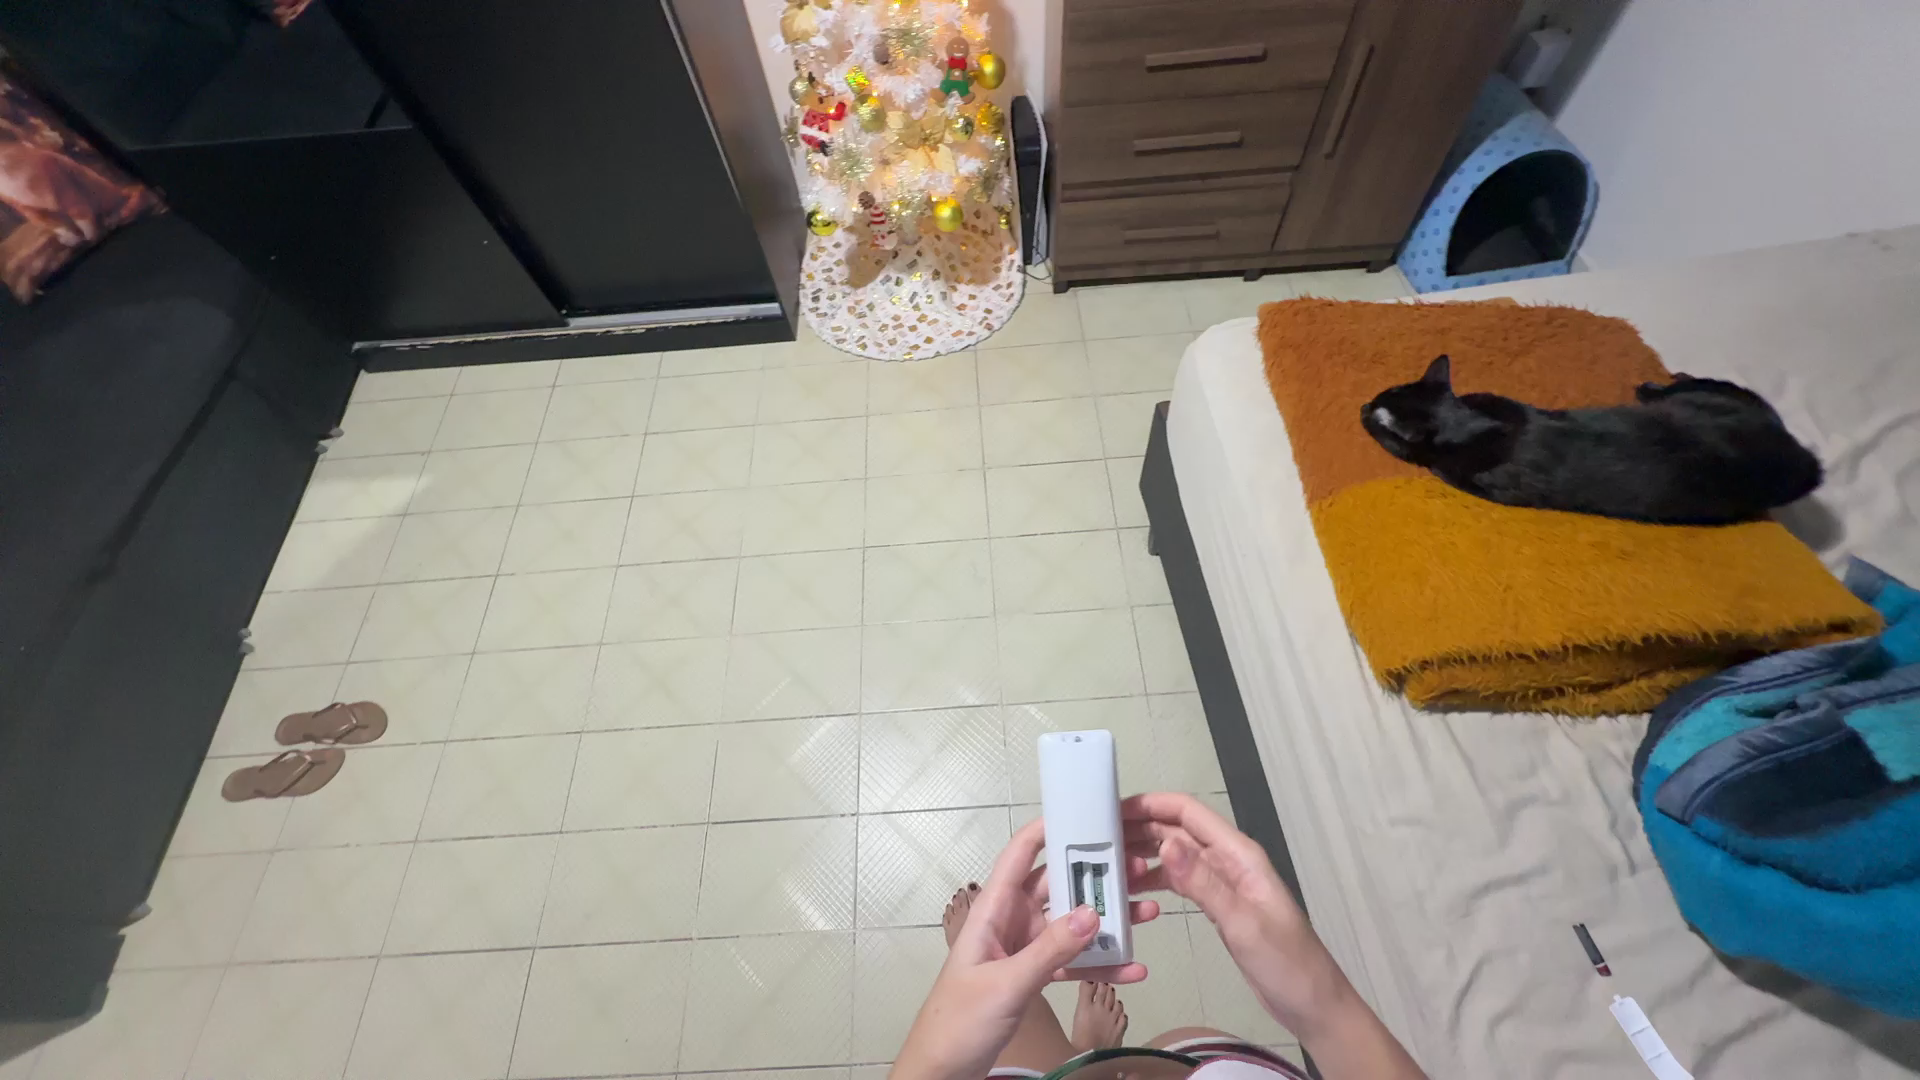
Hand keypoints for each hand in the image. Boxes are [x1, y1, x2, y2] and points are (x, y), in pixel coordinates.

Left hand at [891, 817, 1159, 1079]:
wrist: (942, 1071)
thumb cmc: (960, 1019)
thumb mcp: (1007, 983)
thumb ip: (1049, 950)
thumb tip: (1093, 913)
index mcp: (994, 907)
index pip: (1021, 854)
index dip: (1048, 829)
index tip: (1086, 815)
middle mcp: (1012, 919)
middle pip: (1056, 886)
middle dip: (1095, 877)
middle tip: (1137, 869)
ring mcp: (1024, 947)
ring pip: (1070, 924)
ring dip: (1106, 921)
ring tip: (1148, 912)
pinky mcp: (1034, 976)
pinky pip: (1072, 962)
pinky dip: (1100, 964)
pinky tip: (1133, 967)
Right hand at [1125, 794, 1426, 1078]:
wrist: (1315, 1007)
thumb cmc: (1285, 963)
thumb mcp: (1242, 923)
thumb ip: (1204, 883)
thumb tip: (1165, 843)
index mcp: (1237, 853)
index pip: (1187, 811)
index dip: (1150, 804)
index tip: (1112, 810)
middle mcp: (1227, 858)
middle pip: (1176, 828)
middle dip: (1139, 827)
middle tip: (1099, 840)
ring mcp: (1222, 880)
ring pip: (1175, 853)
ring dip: (1144, 854)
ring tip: (1109, 866)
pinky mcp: (1218, 903)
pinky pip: (1180, 879)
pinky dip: (1156, 879)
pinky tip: (1134, 891)